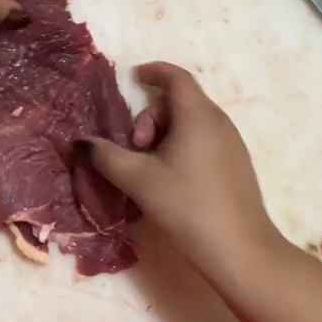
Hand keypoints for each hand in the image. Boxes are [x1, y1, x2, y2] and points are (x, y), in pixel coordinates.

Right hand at [85, 62, 288, 279]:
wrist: (239, 250)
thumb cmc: (187, 206)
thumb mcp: (138, 180)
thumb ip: (106, 156)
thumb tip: (81, 143)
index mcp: (197, 116)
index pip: (176, 77)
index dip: (154, 71)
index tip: (135, 77)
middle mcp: (219, 122)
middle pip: (180, 101)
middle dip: (150, 117)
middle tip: (135, 147)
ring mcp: (232, 144)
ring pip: (191, 123)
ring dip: (164, 134)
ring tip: (148, 168)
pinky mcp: (236, 166)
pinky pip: (204, 140)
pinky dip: (181, 147)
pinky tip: (169, 180)